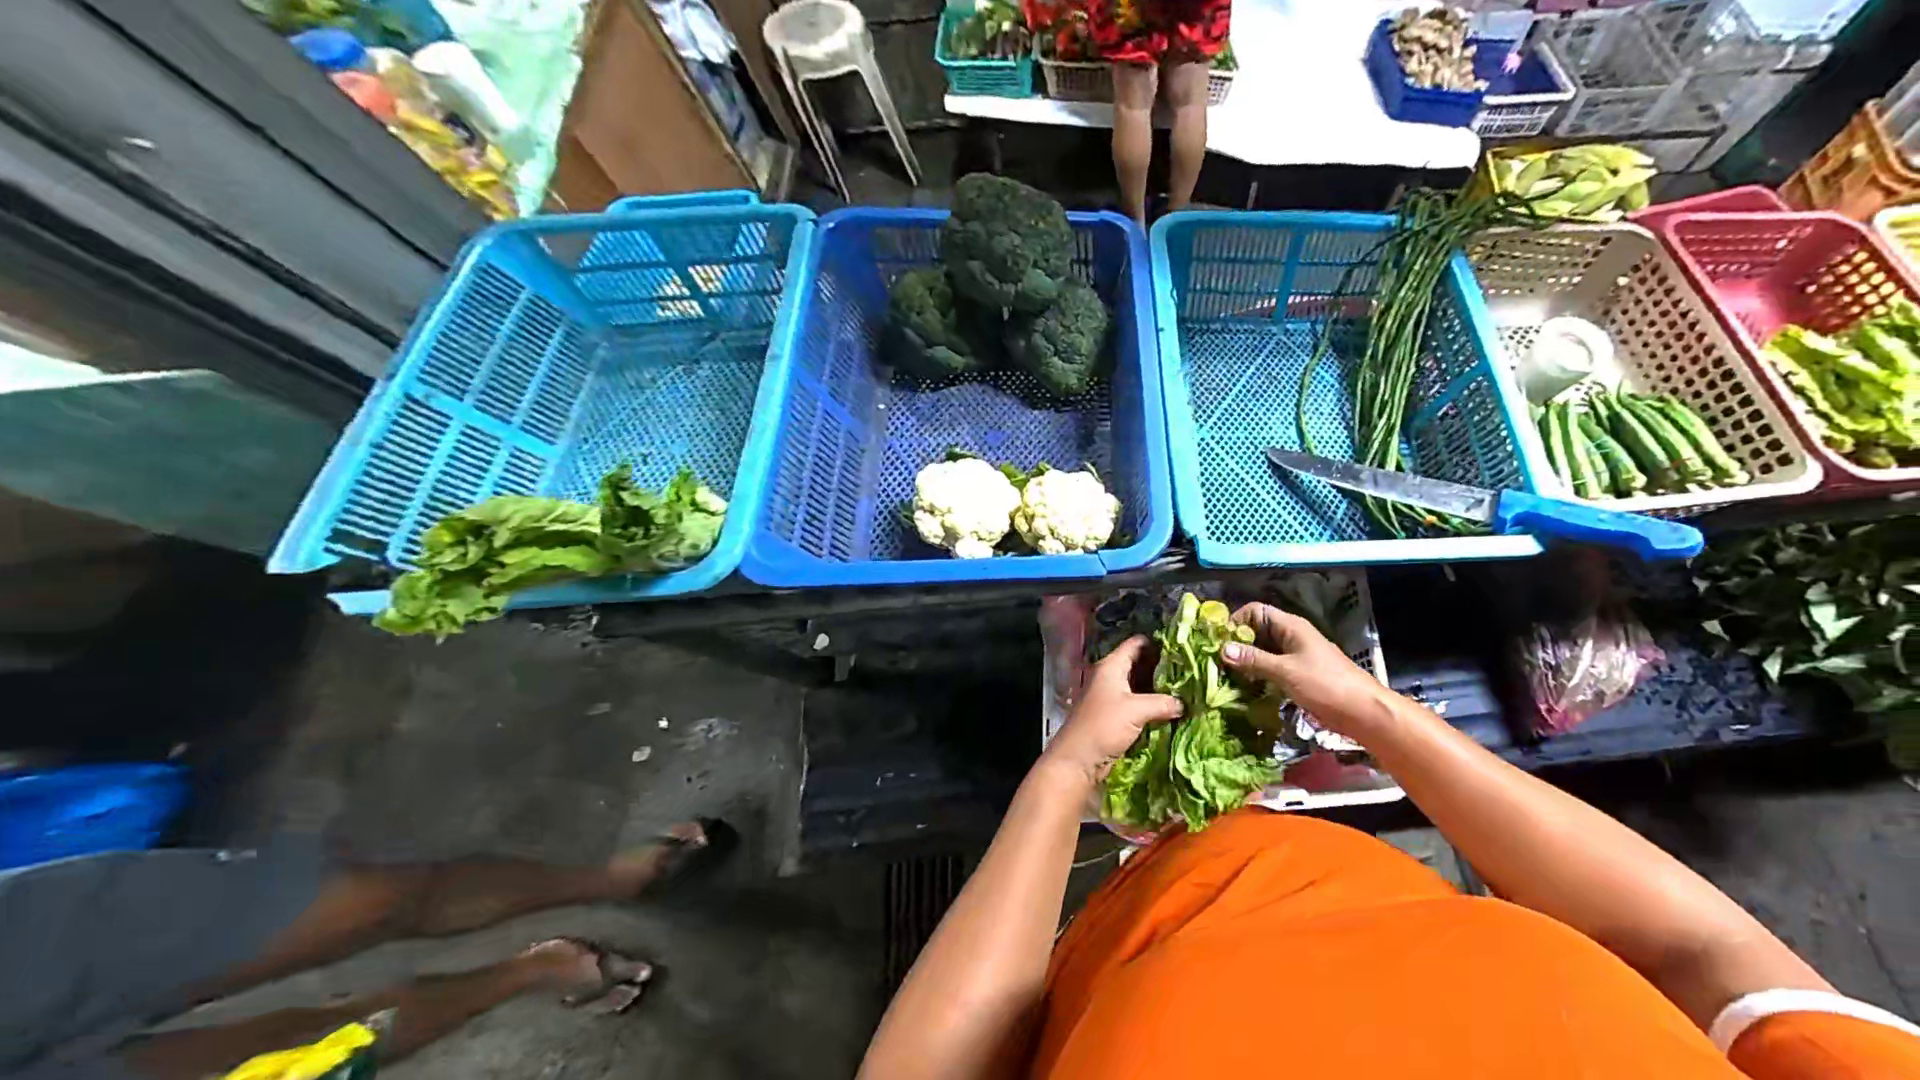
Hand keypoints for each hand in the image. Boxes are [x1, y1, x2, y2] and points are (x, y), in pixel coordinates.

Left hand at [1043, 635, 1181, 782]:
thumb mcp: (1136, 710)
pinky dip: (1153, 703)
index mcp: (1111, 666)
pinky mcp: (1115, 715)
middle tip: (1190, 668)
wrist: (1079, 758)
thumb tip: (1183, 703)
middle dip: (1162, 666)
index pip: (1135, 644)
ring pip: (1140, 685)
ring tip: (1187, 686)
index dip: (1156, 641)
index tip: (1181, 644)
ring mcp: (1112, 696)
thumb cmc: (1103, 726)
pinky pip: (1138, 703)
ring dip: (1159, 687)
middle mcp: (1111, 677)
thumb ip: (1162, 703)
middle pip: (1139, 664)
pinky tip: (1172, 707)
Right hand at [1220, 603, 1390, 737]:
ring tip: (1224, 676)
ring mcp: (1293, 657)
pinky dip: (1255, 675)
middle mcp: (1290, 637)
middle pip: (1255, 631)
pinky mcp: (1296, 675)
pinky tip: (1242, 687)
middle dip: (1235, 643)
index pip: (1254, 611)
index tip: (1217, 641)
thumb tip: (1222, 649)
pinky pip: (1268, 668)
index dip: (1235, 622)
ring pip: (1260, 651)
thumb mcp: (1286, 671)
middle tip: (1216, 661)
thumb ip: (1253, 659)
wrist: (1364, 713)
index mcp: (1290, 626)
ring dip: (1244, 661)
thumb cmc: (1326, 685)